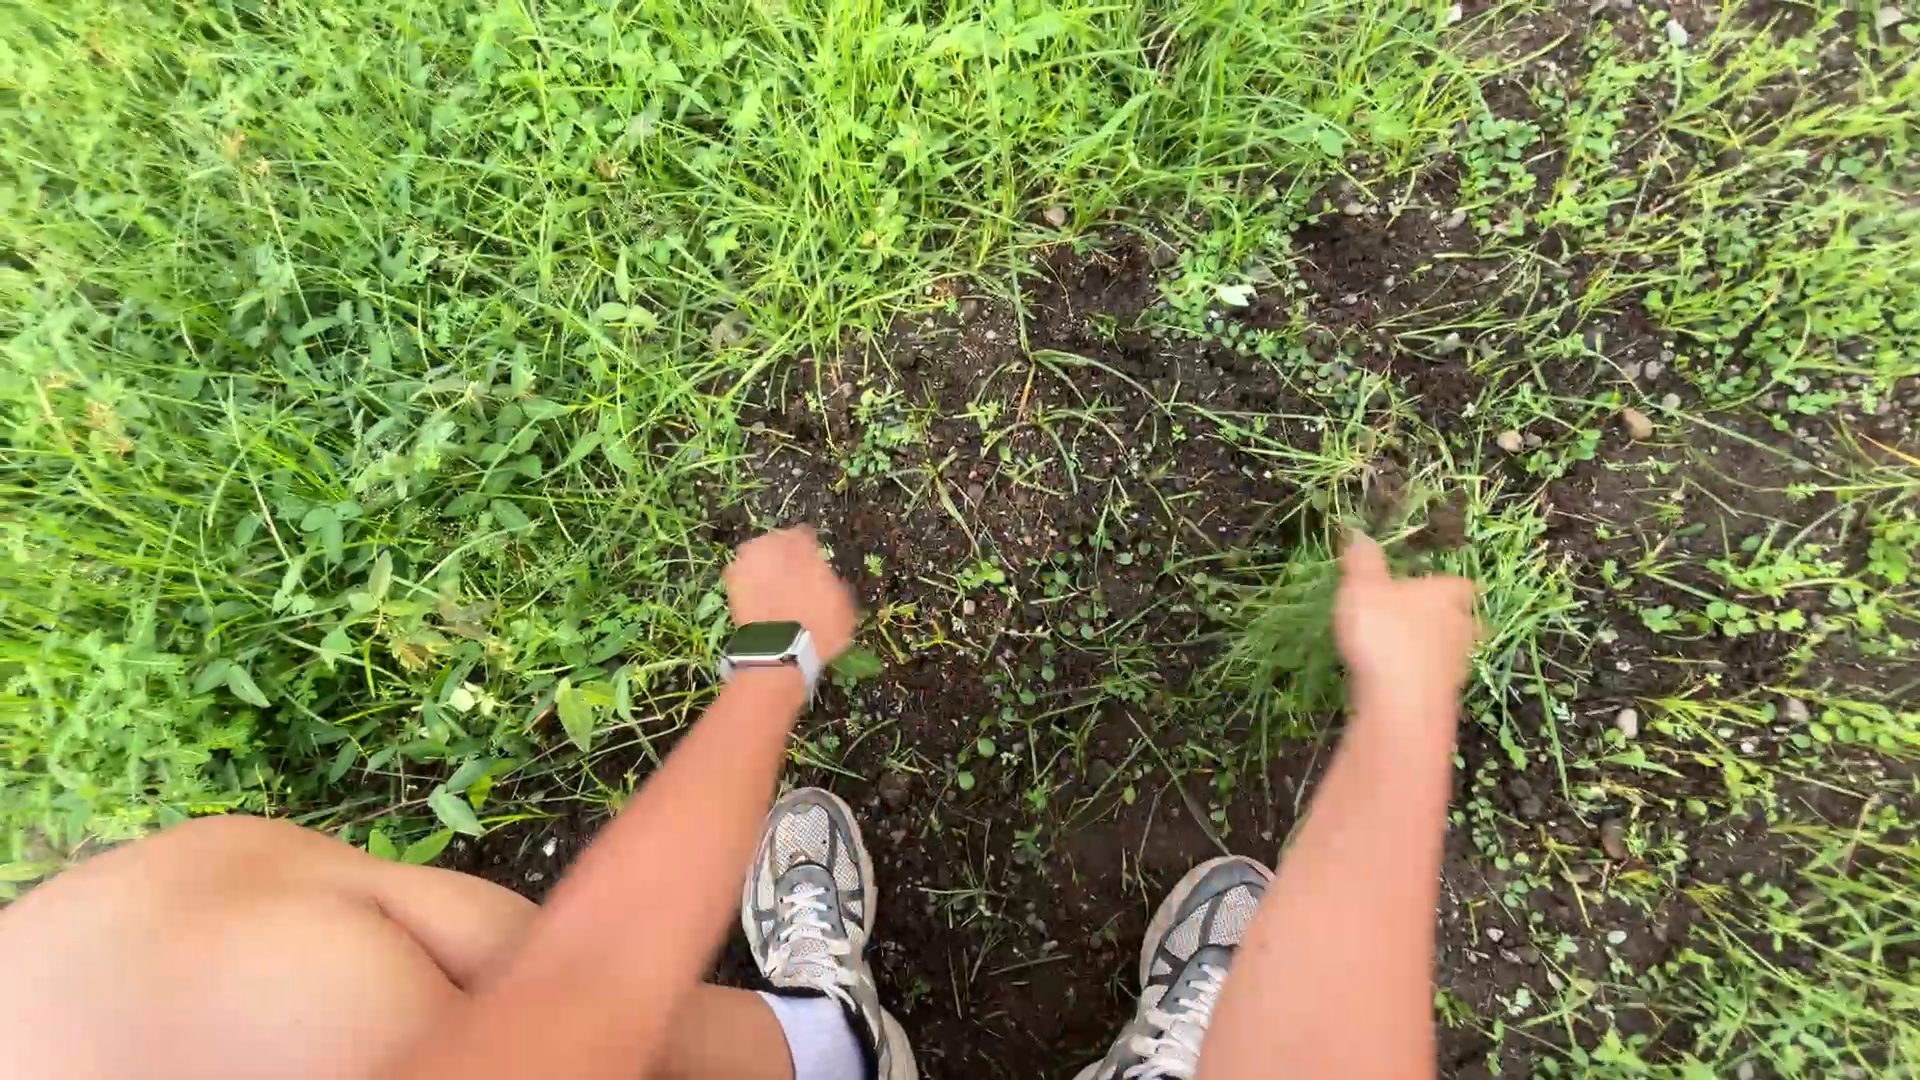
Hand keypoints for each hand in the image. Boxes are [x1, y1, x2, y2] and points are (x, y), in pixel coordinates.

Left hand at [723, 526, 856, 662]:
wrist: (779, 648)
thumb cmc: (818, 625)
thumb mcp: (843, 606)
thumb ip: (834, 583)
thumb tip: (829, 581)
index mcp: (803, 544)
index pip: (805, 534)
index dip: (809, 550)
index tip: (812, 564)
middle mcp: (773, 544)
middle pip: (777, 542)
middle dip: (783, 556)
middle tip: (790, 577)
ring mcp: (748, 560)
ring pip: (757, 556)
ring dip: (763, 568)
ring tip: (771, 589)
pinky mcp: (730, 580)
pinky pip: (741, 575)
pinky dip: (749, 584)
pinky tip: (757, 601)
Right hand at [1333, 531, 1476, 716]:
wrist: (1402, 699)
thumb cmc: (1384, 632)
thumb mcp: (1362, 588)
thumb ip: (1362, 561)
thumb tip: (1359, 533)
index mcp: (1445, 595)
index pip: (1458, 584)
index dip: (1443, 584)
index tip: (1423, 586)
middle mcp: (1460, 626)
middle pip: (1460, 617)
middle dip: (1440, 617)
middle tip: (1412, 617)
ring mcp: (1456, 663)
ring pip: (1449, 648)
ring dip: (1429, 647)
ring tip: (1396, 647)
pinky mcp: (1443, 693)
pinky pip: (1432, 675)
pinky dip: (1417, 672)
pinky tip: (1393, 674)